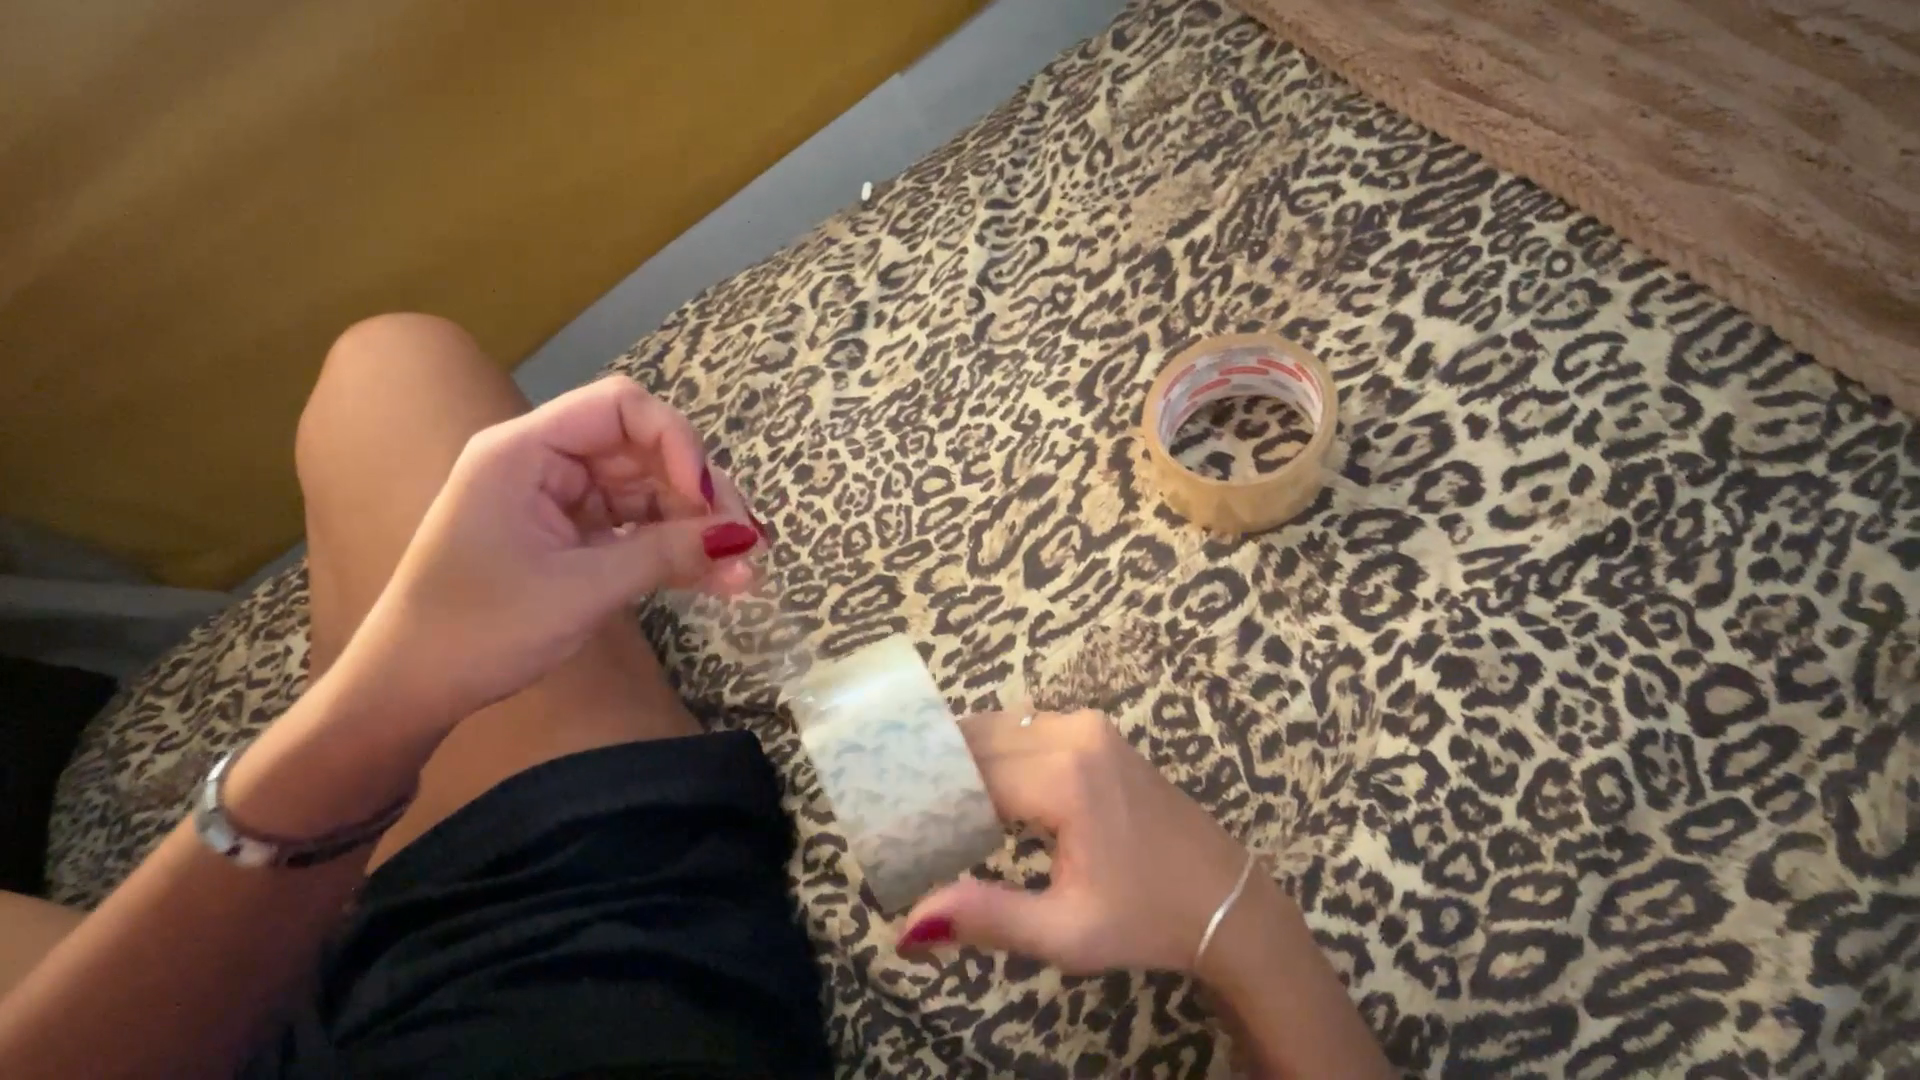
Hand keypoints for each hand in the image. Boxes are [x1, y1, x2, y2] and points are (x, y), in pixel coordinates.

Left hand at [335, 375, 761, 723]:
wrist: (412, 689)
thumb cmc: (479, 630)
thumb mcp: (581, 589)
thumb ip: (665, 554)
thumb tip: (747, 539)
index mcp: (527, 451)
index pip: (621, 406)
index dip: (677, 441)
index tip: (707, 498)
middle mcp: (549, 463)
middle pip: (647, 451)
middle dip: (701, 493)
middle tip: (747, 543)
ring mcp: (565, 502)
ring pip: (652, 493)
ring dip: (699, 529)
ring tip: (744, 572)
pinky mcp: (577, 537)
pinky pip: (640, 529)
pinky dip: (677, 551)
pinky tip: (719, 579)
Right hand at [897, 709, 1252, 974]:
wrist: (1224, 900)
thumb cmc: (1146, 920)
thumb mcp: (1066, 933)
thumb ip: (988, 917)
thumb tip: (910, 924)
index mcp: (1065, 777)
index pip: (967, 771)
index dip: (926, 795)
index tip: (889, 820)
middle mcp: (1074, 733)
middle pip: (979, 738)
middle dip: (938, 770)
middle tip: (901, 810)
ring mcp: (1089, 725)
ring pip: (1000, 726)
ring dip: (964, 758)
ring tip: (934, 803)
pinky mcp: (1098, 730)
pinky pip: (1026, 728)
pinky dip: (995, 752)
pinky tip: (980, 790)